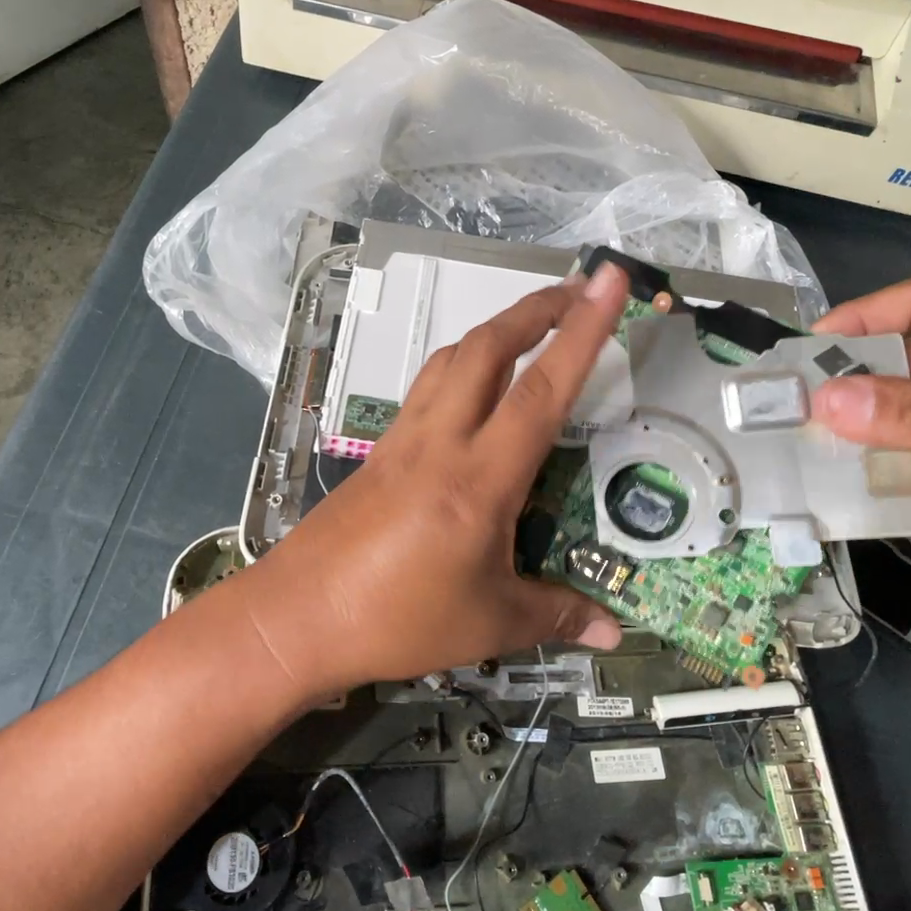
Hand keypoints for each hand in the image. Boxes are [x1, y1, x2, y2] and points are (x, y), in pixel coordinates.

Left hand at [235, 265, 631, 696]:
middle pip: (486, 349)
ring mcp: (402, 441)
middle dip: (535, 309)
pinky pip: (425, 389)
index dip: (581, 332)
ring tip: (531, 328)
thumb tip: (612, 632)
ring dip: (493, 332)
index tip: (606, 279)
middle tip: (577, 290)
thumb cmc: (397, 620)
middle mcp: (439, 442)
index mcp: (478, 479)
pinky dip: (458, 368)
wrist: (298, 616)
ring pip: (448, 360)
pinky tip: (474, 392)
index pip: (540, 392)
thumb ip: (556, 616)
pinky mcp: (378, 451)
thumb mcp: (489, 624)